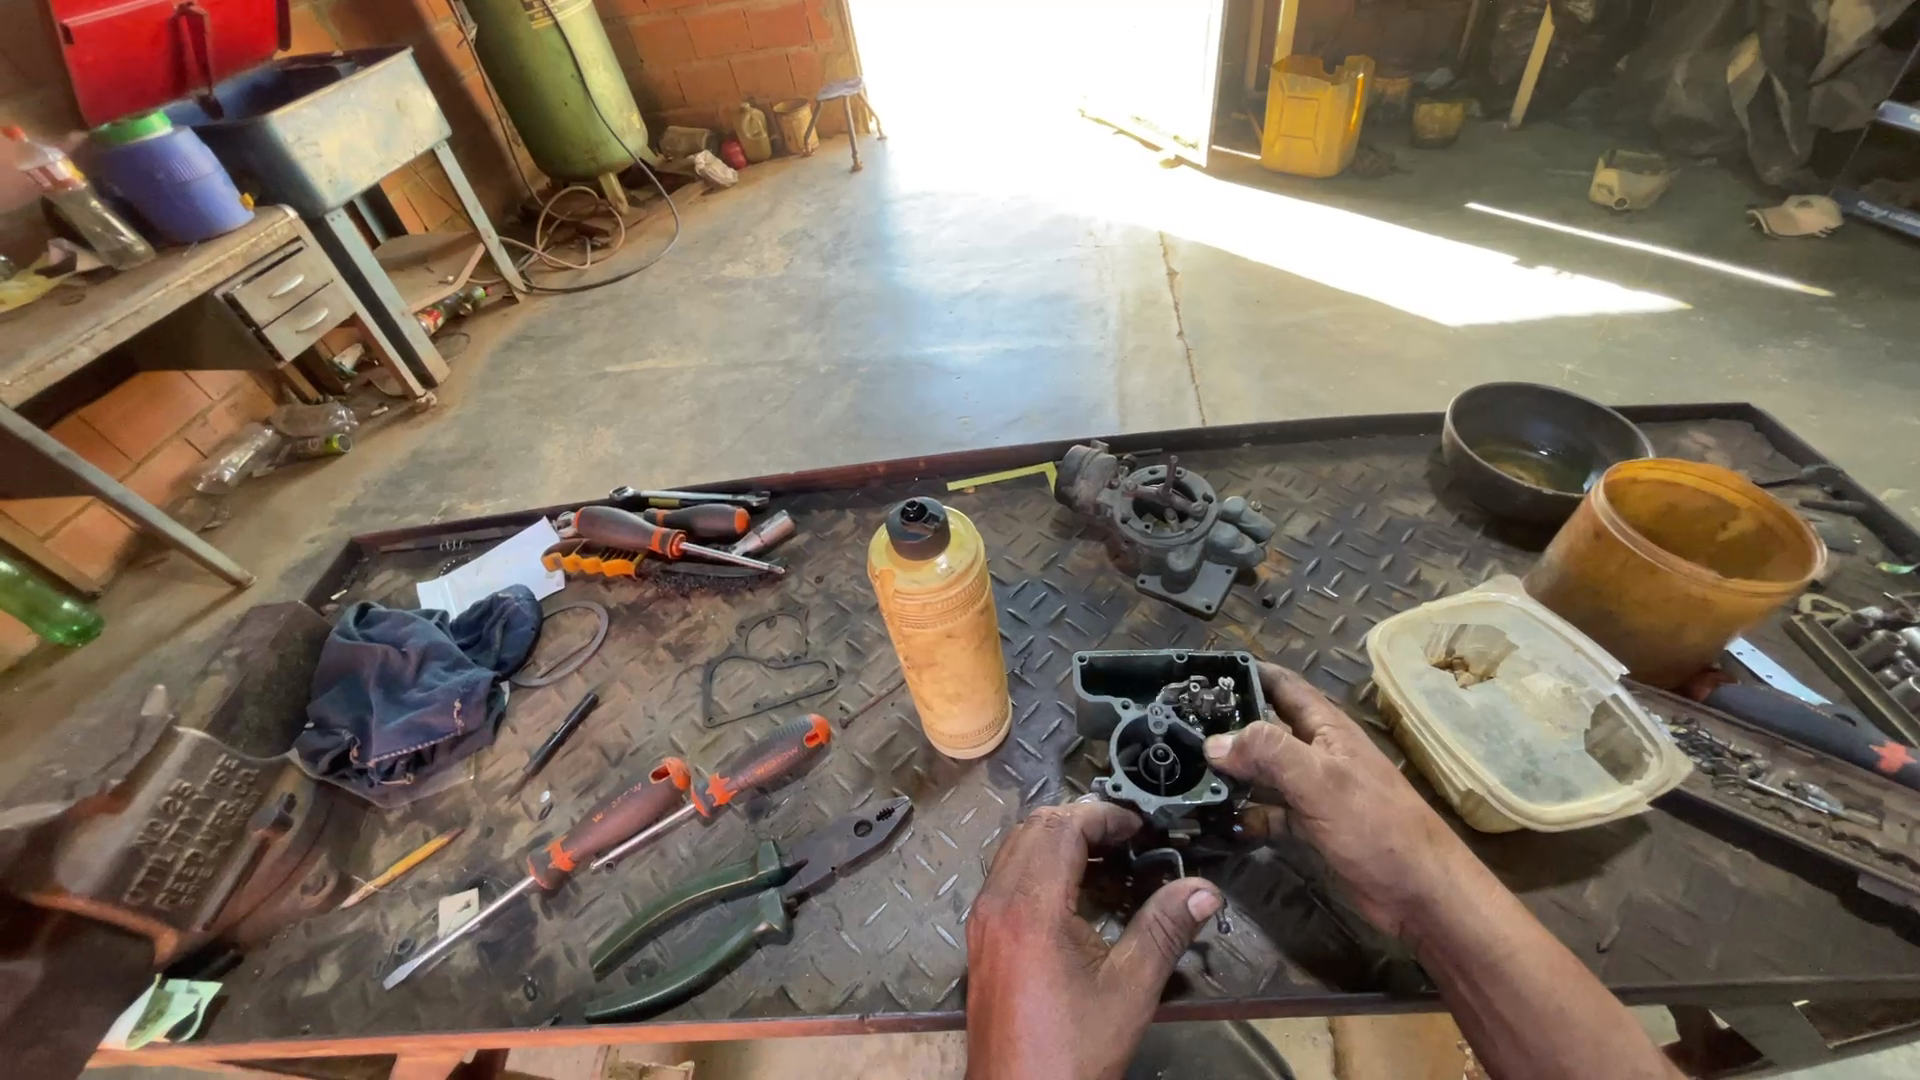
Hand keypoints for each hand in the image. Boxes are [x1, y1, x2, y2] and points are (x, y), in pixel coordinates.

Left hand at [965, 801, 1221, 1079]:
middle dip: (1082, 820)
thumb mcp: (1128, 990)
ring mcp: (984, 916)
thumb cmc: (1072, 1051)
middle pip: (1036, 826)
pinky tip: (1077, 888)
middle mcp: (998, 900)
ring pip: (1018, 845)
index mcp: (1030, 907)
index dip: (1102, 816)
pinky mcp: (982, 932)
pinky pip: (1008, 872)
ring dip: (1059, 838)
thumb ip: (1163, 930)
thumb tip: (1203, 890)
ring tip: (1107, 857)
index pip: (1062, 828)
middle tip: (1126, 837)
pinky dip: (1041, 861)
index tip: (1137, 826)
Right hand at [1204, 663, 1468, 939]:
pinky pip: (1266, 811)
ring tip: (1184, 772)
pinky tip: (1216, 819)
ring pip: (1260, 770)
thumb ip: (1267, 752)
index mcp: (1325, 727)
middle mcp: (1315, 751)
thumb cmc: (1377, 826)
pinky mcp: (1308, 825)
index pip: (1279, 684)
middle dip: (1225, 725)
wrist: (1422, 897)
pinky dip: (1243, 813)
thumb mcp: (1320, 779)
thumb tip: (1213, 743)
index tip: (1199, 673)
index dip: (1244, 672)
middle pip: (1263, 728)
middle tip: (1176, 727)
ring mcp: (1311, 790)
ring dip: (1229, 772)